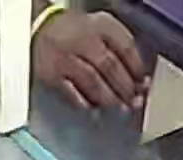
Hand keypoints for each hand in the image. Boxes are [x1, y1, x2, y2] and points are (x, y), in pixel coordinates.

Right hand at [32, 10, 149, 111]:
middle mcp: (83, 39)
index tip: (143, 84)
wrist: (39, 29)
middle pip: (110, 66)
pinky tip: (94, 110)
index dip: (136, 68)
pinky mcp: (53, 76)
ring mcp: (67, 58)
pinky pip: (72, 94)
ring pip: (93, 81)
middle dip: (124, 87)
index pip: (125, 46)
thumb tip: (136, 79)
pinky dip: (85, 104)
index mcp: (99, 25)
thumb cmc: (74, 34)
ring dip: (108, 98)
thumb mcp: (98, 30)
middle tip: (134, 102)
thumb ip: (117, 50)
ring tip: (118, 108)